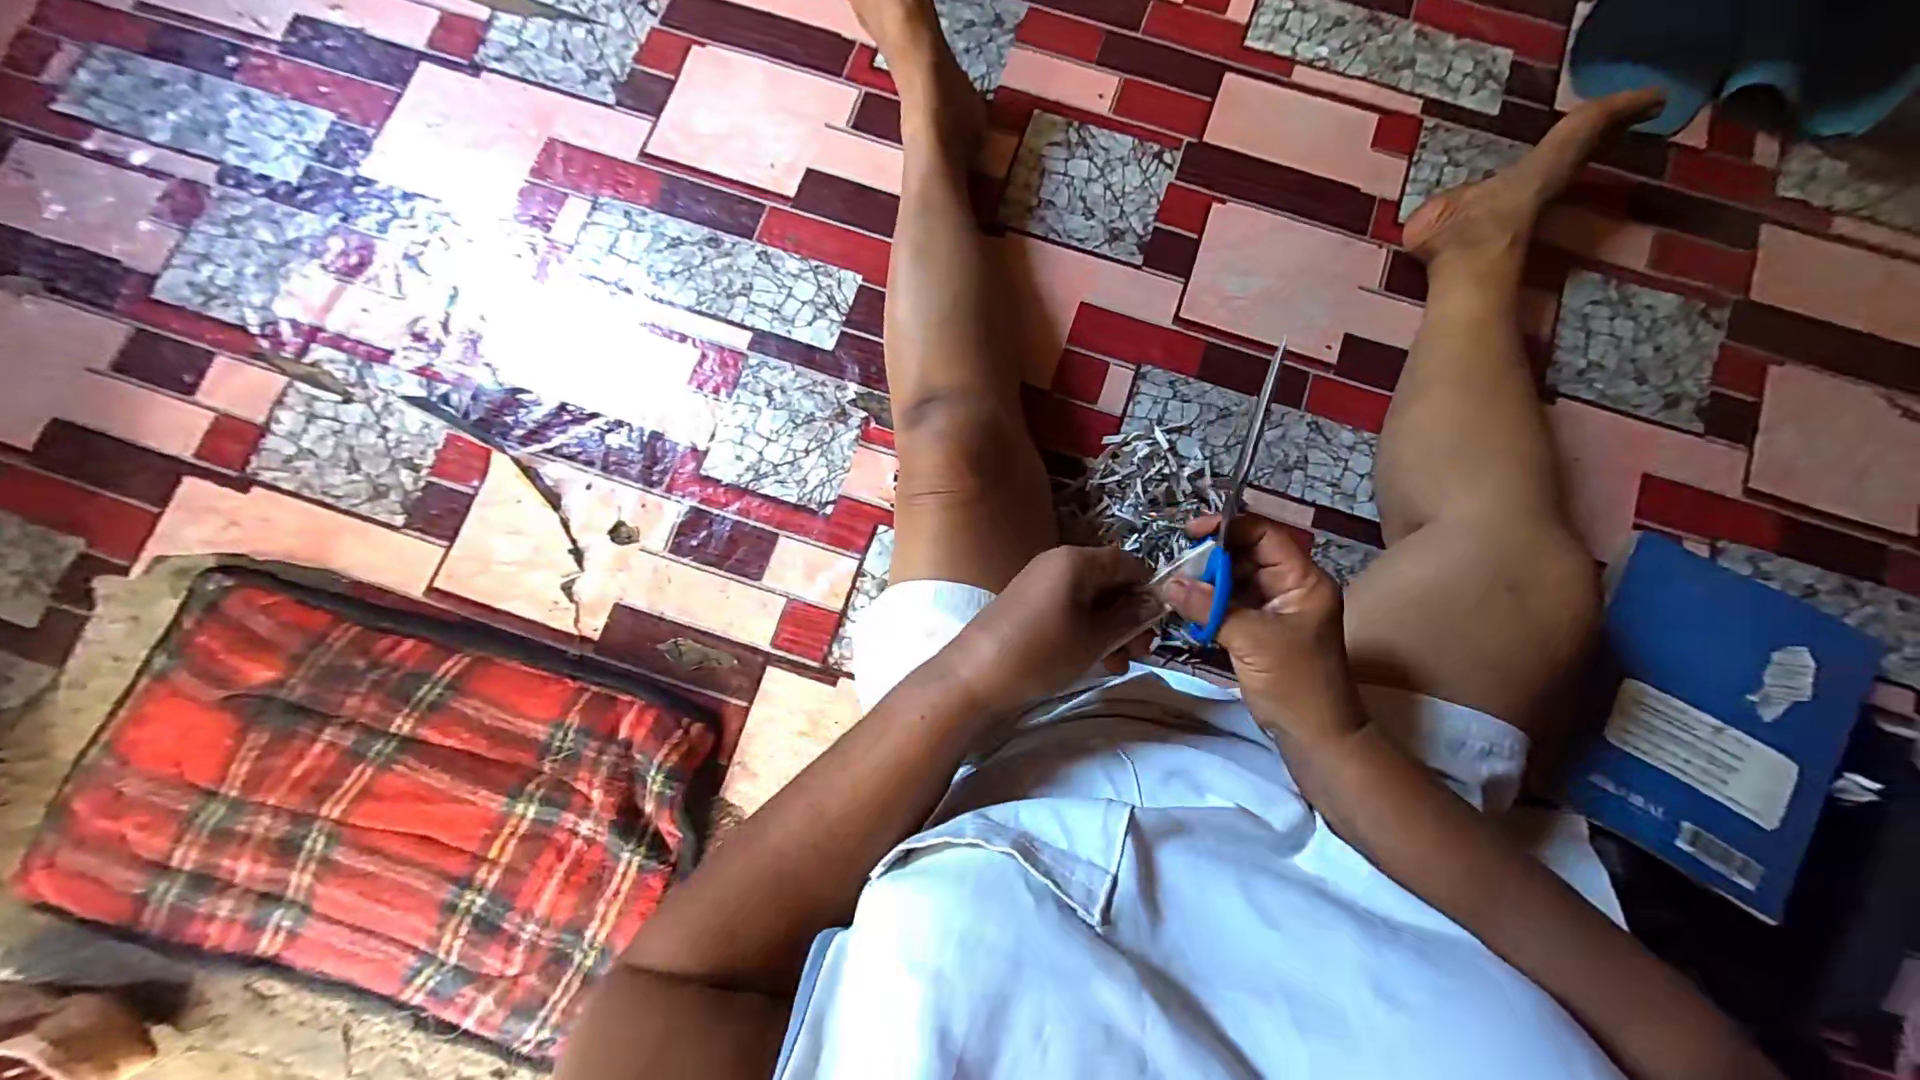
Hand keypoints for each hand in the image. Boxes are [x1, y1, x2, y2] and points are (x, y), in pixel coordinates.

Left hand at [934, 546, 1160, 714]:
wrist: (974, 676)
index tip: (1155, 628)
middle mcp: (1057, 562)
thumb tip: (1156, 600)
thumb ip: (1130, 617)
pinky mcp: (1028, 604)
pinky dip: (1086, 631)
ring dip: (1110, 629)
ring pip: (1091, 600)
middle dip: (1129, 616)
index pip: (1129, 563)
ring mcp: (1040, 582)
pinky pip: (1069, 610)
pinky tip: (1093, 661)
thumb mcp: (1095, 638)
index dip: (1148, 592)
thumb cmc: (1041, 652)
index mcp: (1076, 560)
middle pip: (1110, 581)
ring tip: (1116, 664)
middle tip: (1139, 653)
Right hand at [1160, 515, 1362, 747]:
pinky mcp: (1257, 629)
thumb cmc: (1296, 684)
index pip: (1266, 535)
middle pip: (1245, 555)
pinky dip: (1206, 604)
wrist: (1315, 737)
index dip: (1230, 527)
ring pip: (1233, 580)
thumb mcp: (1253, 640)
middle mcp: (1289, 587)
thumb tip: (1169, 584)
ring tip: (1173, 584)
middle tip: (1175, 563)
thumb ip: (1210, 608)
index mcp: (1303, 581)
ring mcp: (1273, 609)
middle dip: (1210, 557)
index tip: (1192, 531)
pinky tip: (1183, 606)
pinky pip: (1228, 604)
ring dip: (1204, 581)